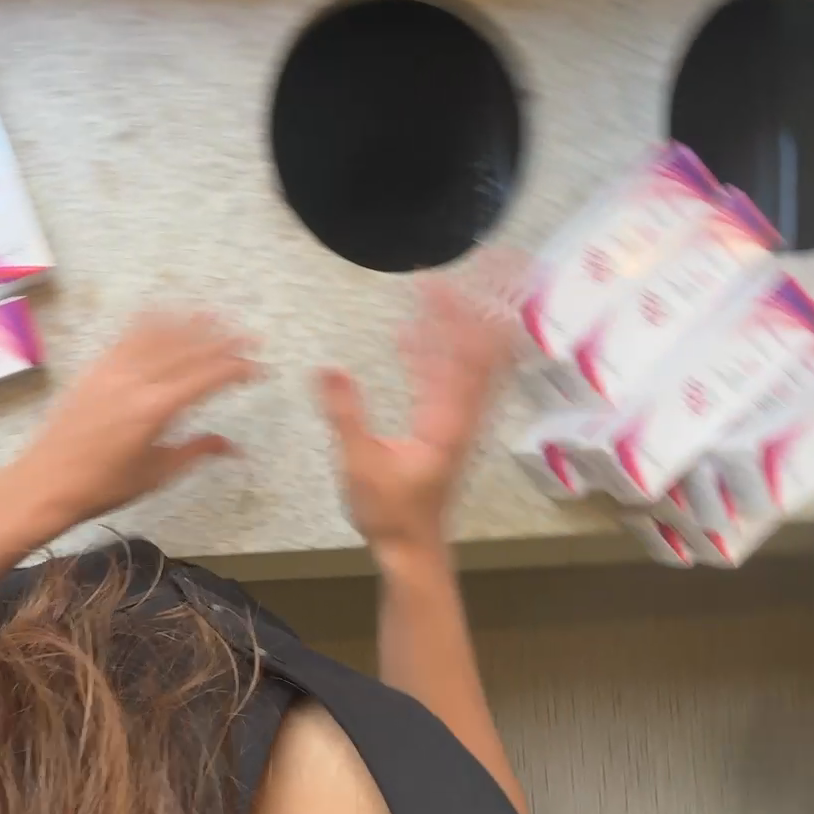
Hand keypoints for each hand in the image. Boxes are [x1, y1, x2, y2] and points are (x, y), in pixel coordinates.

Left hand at [3, 311, 260, 528]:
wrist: (47, 483)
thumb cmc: (103, 487)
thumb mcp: (157, 474)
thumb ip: (196, 451)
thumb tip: (233, 447)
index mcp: (156, 409)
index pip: (207, 377)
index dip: (237, 369)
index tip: (258, 368)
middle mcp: (136, 380)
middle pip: (187, 349)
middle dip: (222, 341)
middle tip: (248, 337)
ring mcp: (112, 370)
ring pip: (157, 334)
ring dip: (188, 323)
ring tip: (214, 315)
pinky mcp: (94, 369)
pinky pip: (126, 336)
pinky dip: (149, 322)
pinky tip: (162, 314)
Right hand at [319, 265, 515, 555]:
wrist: (411, 546)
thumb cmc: (388, 510)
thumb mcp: (360, 462)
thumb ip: (345, 414)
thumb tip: (327, 369)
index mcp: (448, 419)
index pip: (462, 355)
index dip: (454, 314)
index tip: (432, 281)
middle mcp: (463, 415)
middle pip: (485, 349)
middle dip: (481, 306)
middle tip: (478, 266)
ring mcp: (459, 421)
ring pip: (473, 362)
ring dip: (462, 325)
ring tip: (437, 291)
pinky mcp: (446, 429)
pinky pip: (452, 380)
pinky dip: (437, 352)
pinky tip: (410, 339)